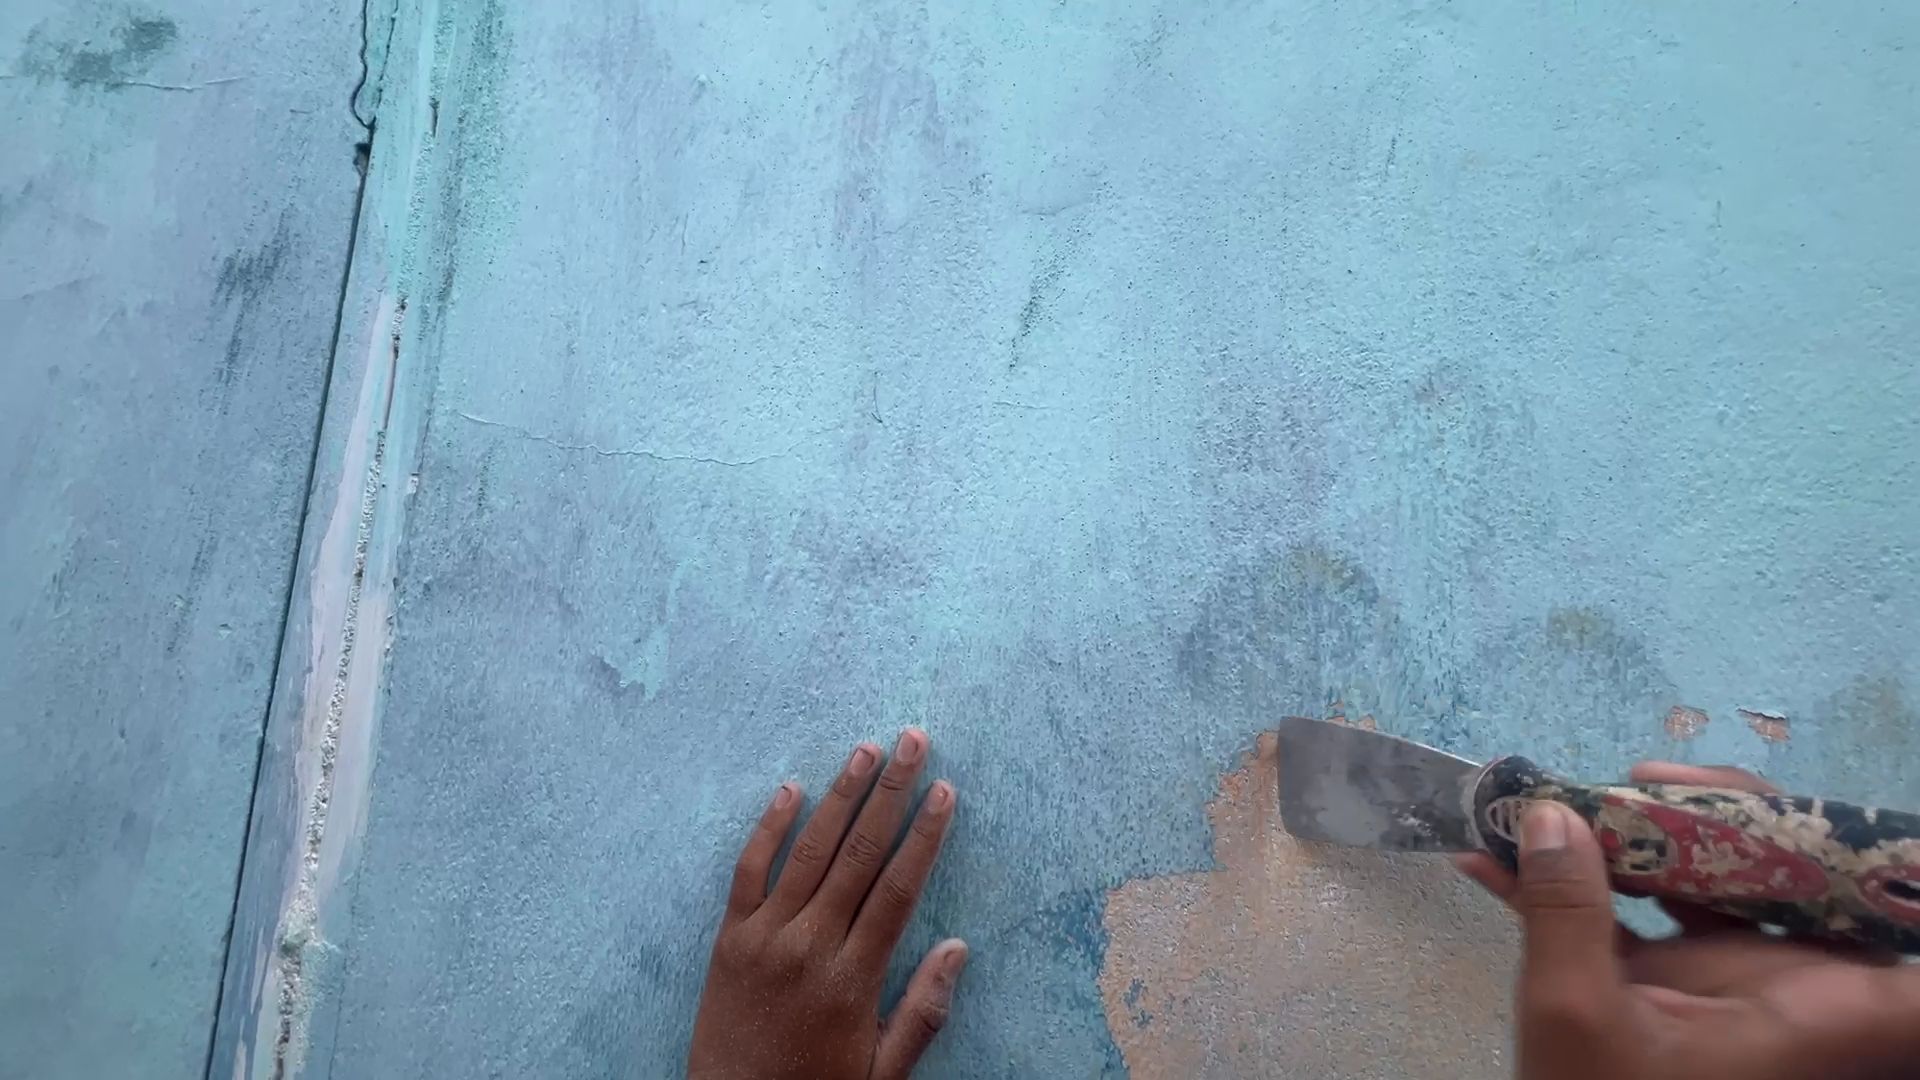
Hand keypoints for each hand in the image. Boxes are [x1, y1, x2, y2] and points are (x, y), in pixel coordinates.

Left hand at [688, 729, 964, 1079]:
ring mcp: (765, 935)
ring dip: (841, 794)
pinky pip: (749, 870)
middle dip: (891, 792)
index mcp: (852, 977)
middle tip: (913, 744)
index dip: (924, 835)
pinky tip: (790, 789)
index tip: (944, 791)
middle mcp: (810, 944)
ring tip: (866, 750)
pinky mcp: (730, 936)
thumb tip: (958, 948)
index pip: (898, 888)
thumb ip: (922, 1012)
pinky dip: (768, 827)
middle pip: (859, 853)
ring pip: (810, 849)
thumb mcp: (880, 1075)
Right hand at [1456, 762, 1919, 1079]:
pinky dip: (1568, 881)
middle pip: (1795, 880)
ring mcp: (1721, 981)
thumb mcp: (1576, 1012)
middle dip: (1723, 817)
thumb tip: (1550, 813)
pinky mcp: (1661, 980)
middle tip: (1638, 778)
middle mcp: (1786, 987)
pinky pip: (1628, 911)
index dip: (1885, 872)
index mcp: (1815, 1010)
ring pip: (1706, 884)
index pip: (1904, 934)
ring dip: (1634, 836)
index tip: (1812, 816)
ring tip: (1562, 799)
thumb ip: (1567, 911)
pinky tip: (1494, 857)